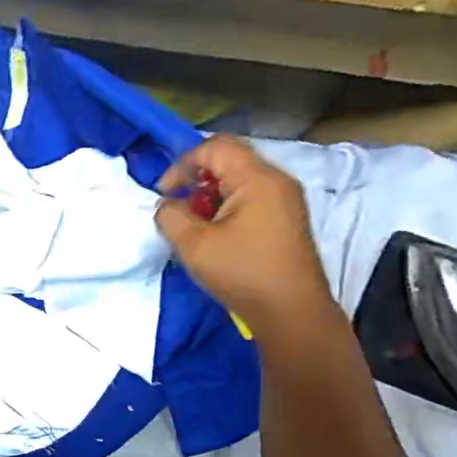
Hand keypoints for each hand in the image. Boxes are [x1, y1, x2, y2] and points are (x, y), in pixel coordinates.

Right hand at [156, 135, 336, 333]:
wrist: (290, 309)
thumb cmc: (241, 272)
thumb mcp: (193, 245)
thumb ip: (170, 217)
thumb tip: (167, 205)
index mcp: (256, 178)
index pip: (215, 147)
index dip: (182, 164)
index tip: (165, 194)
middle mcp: (276, 180)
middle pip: (230, 159)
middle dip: (196, 178)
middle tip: (178, 207)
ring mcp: (286, 199)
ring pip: (240, 179)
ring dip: (210, 194)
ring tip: (194, 224)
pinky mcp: (286, 218)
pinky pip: (252, 196)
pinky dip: (227, 205)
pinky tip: (216, 233)